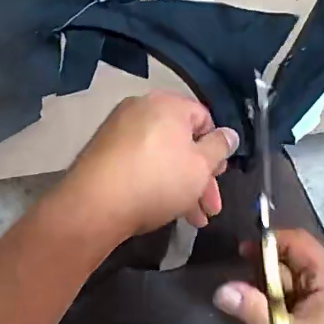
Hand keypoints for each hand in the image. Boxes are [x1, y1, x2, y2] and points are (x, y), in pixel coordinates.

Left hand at [55, 91, 239, 241]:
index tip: (220, 176)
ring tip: (195, 219)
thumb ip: (220, 148)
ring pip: (163, 157)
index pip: (204, 118)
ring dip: (183, 187)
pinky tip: (168, 211)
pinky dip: (156, 183)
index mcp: (167, 104)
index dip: (217, 148)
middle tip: (211, 204)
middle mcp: (141, 109)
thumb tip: (229, 134)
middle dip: (201, 177)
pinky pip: (141, 163)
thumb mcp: (201, 167)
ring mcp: (119, 130)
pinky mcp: (104, 153)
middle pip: (183, 141)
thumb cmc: (158, 180)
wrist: (95, 204)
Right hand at [214, 229, 323, 323]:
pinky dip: (296, 307)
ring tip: (260, 313)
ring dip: (281, 294)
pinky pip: (317, 300)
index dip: (269, 242)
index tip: (242, 254)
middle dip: (271, 274)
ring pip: (307, 285)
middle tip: (245, 291)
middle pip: (301, 263)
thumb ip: (252, 309)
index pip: (298, 241)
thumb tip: (222, 289)